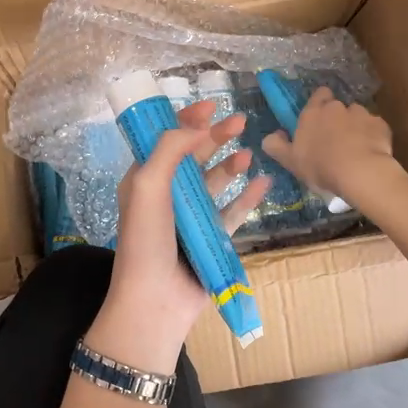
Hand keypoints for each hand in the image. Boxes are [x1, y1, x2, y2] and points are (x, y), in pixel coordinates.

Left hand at [87, 101, 269, 373]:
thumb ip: (170, 149)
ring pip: (214, 184)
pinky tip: (262, 182)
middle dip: (215, 137)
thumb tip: (197, 125)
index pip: (166, 141)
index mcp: (144, 180)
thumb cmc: (146, 238)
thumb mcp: (147, 185)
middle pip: (194, 157)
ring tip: (248, 153)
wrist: (155, 301)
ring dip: (230, 165)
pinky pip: (232, 213)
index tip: (210, 106)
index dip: (187, 120)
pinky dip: (247, 197)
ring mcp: (190, 219)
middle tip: (239, 121)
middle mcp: (167, 196)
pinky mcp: (211, 241)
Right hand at [261, 87, 397, 202]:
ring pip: (358, 116)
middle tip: (336, 139)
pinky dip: (373, 137)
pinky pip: (375, 128)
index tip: (320, 119)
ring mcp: (360, 113)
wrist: (360, 172)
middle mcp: (336, 107)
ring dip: (356, 127)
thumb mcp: (290, 161)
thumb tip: (270, 136)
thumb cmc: (320, 166)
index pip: (319, 94)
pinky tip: (372, 152)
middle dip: (338, 118)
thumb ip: (276, 146)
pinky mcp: (380, 124)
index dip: (320, 103)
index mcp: (313, 113)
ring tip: (356, 148)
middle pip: (338, 106)